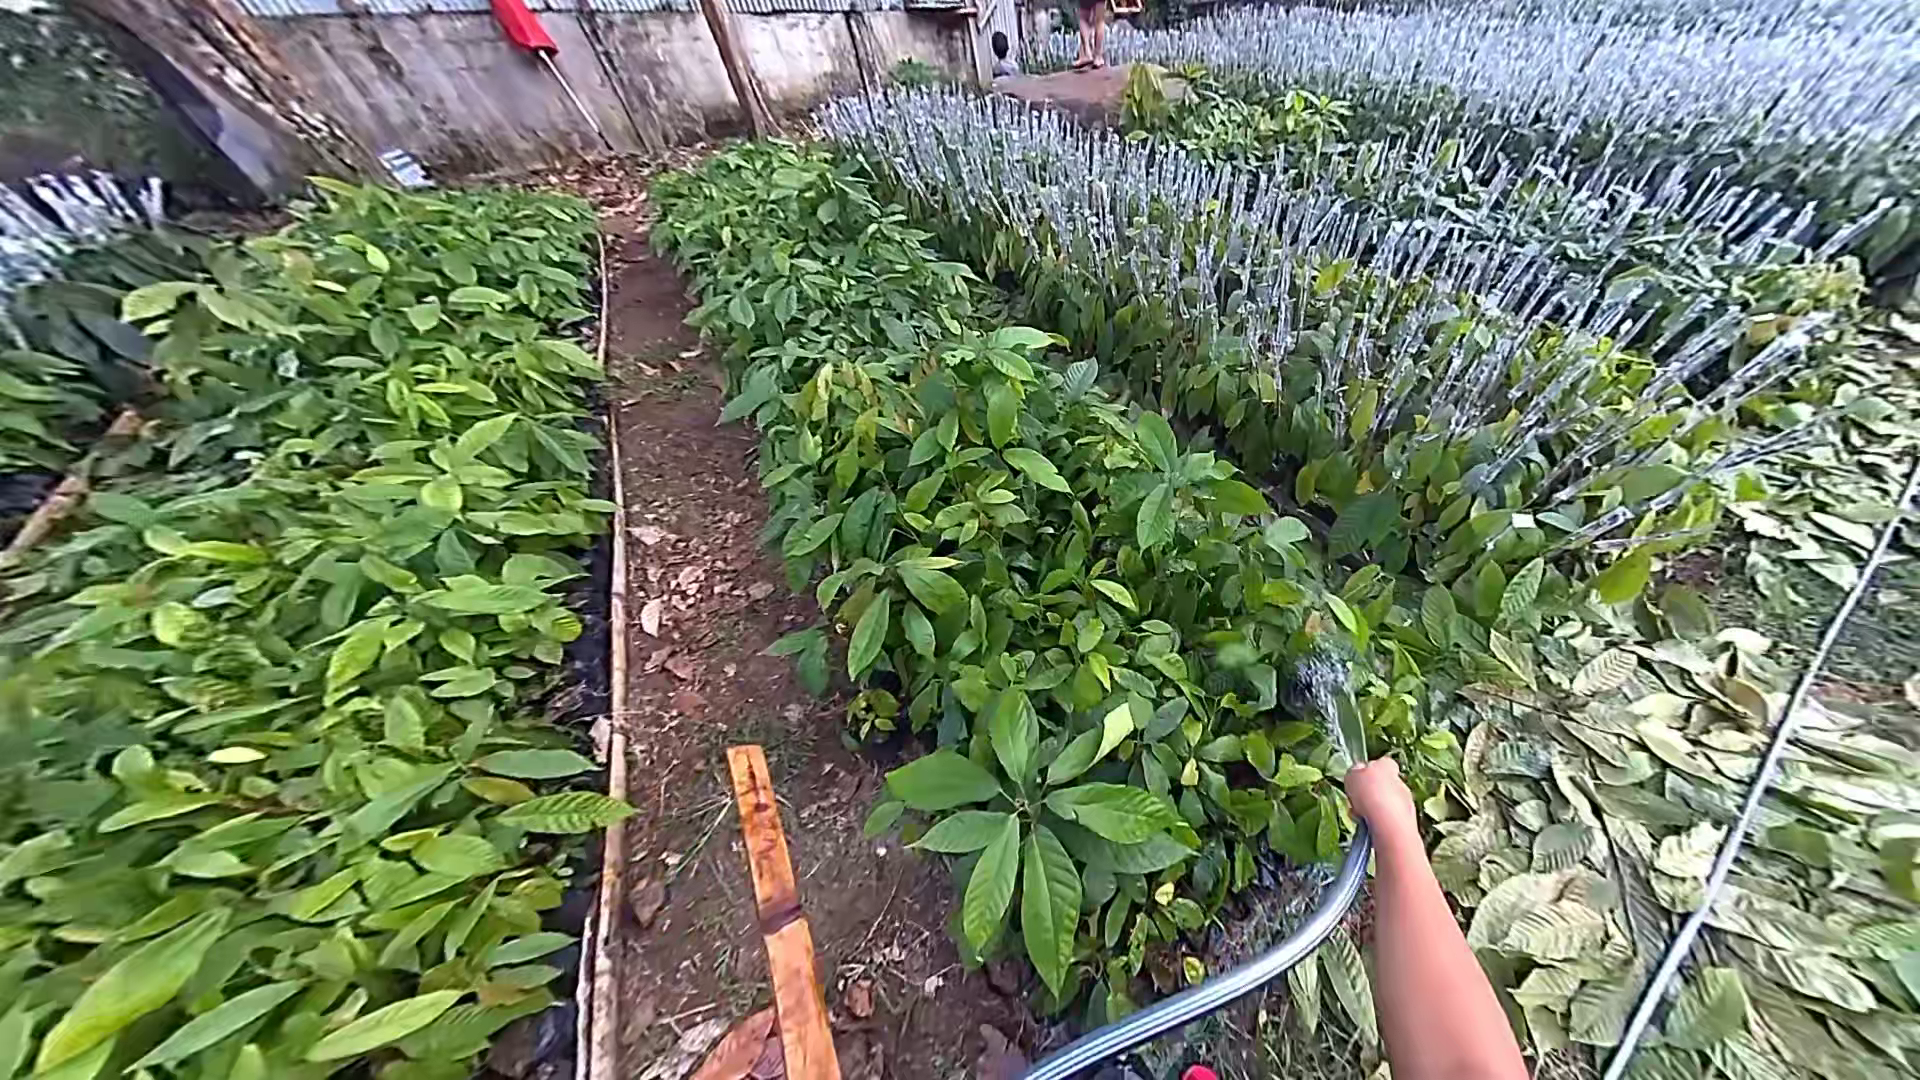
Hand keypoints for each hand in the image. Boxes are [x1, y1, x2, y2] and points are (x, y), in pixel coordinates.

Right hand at [1345, 757, 1417, 845]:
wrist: (1389, 824)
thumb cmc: (1368, 794)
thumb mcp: (1350, 776)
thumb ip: (1355, 772)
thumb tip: (1358, 773)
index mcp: (1387, 767)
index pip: (1383, 762)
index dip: (1372, 768)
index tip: (1361, 775)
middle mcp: (1401, 782)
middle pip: (1386, 783)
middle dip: (1373, 789)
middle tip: (1358, 798)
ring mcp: (1408, 802)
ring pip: (1388, 801)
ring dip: (1375, 806)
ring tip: (1359, 815)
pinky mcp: (1408, 821)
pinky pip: (1390, 817)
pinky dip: (1380, 820)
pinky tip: (1368, 825)